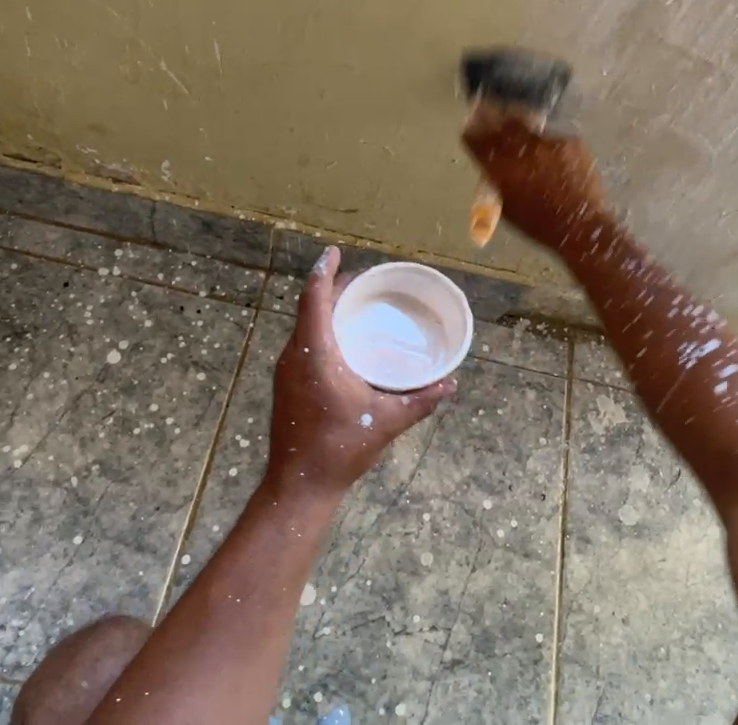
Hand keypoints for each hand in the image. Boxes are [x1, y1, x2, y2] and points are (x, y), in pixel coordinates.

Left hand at [265, 247, 454, 499]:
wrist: (298, 486)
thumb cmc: (339, 449)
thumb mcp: (386, 422)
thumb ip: (420, 401)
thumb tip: (451, 383)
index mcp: (315, 353)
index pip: (314, 298)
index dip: (324, 271)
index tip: (335, 252)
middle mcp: (295, 355)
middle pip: (310, 307)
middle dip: (334, 287)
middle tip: (365, 280)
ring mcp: (286, 370)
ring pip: (305, 325)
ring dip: (326, 308)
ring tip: (357, 303)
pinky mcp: (287, 384)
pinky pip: (303, 342)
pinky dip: (322, 329)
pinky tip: (343, 340)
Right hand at [462, 114, 609, 251]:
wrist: (582, 226)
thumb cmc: (540, 224)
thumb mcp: (507, 206)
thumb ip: (496, 180)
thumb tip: (489, 162)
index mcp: (502, 170)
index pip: (477, 140)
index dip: (471, 131)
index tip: (470, 126)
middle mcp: (523, 151)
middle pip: (501, 122)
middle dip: (492, 116)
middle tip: (489, 111)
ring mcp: (548, 143)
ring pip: (526, 123)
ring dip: (518, 123)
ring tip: (516, 123)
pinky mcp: (570, 141)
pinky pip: (551, 134)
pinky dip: (546, 139)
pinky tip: (548, 148)